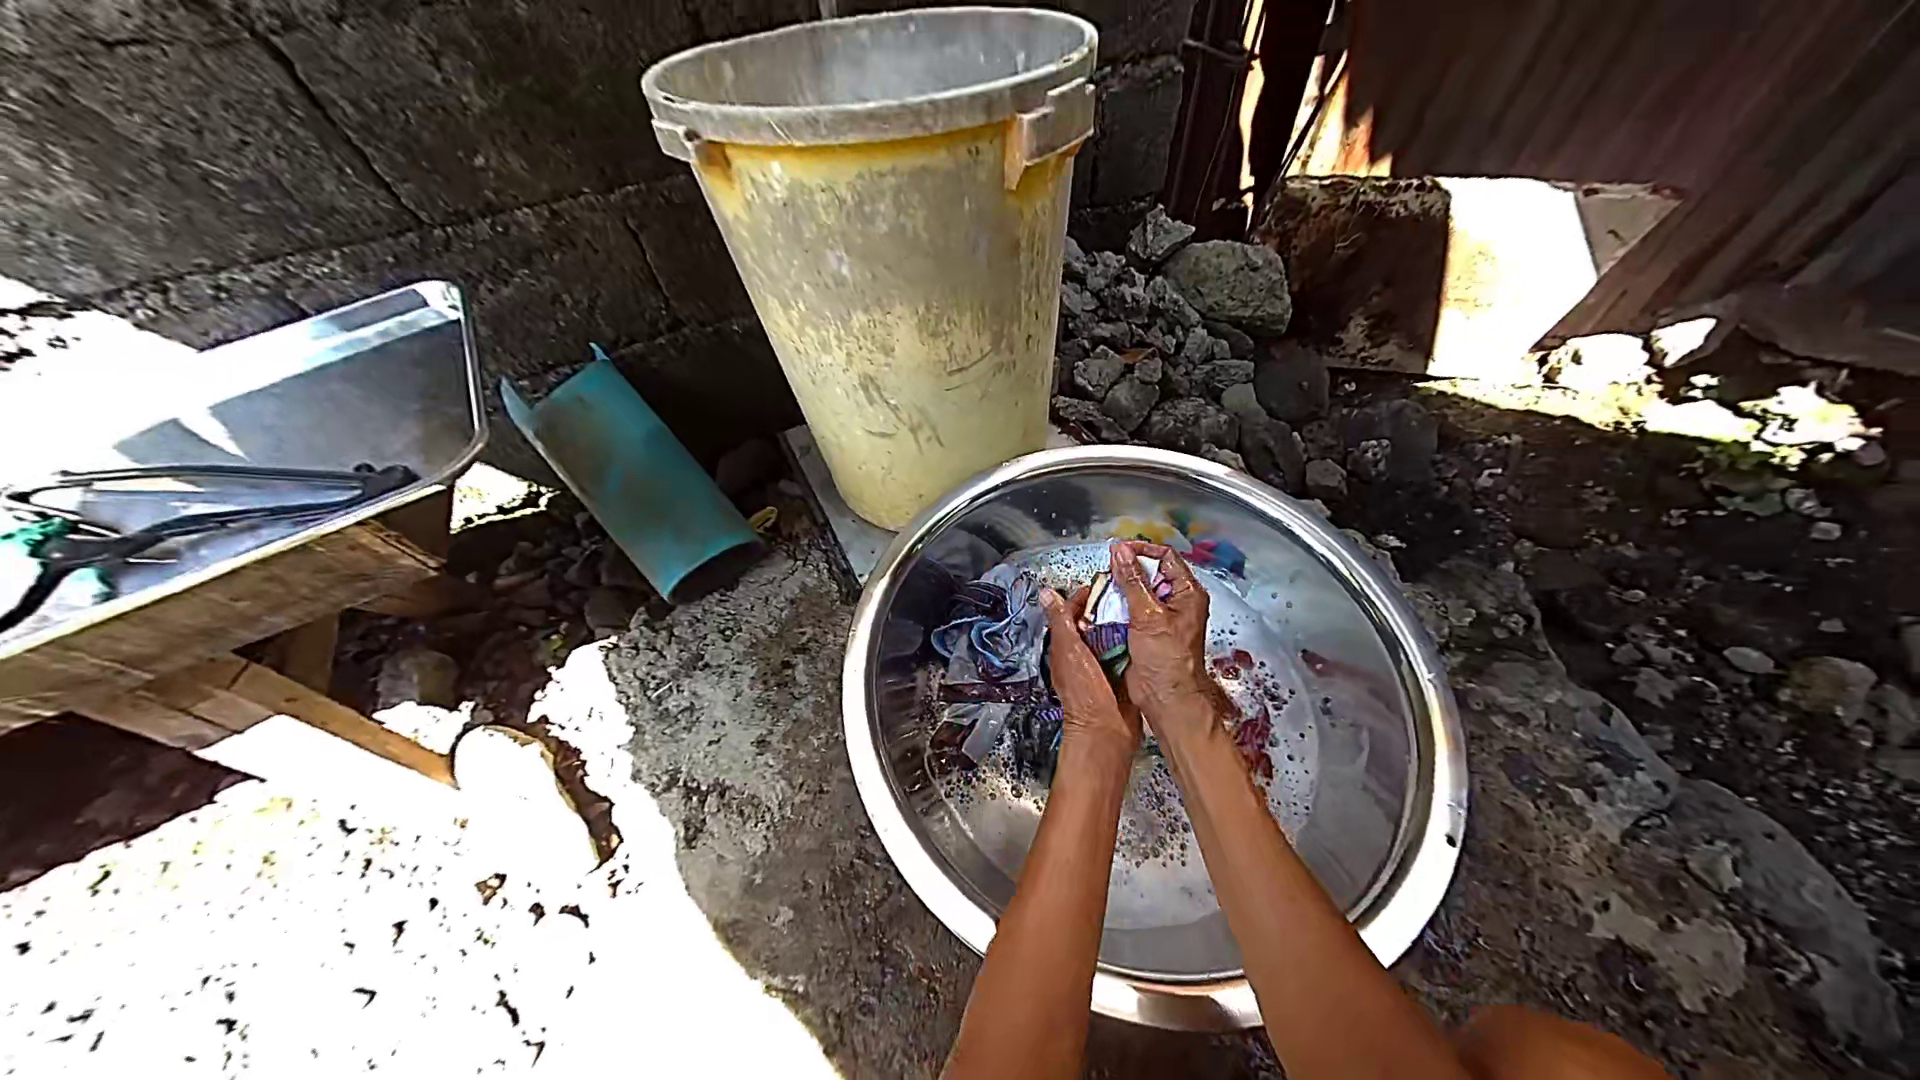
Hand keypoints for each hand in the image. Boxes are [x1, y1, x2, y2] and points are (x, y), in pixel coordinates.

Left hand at [1039, 585, 1141, 754]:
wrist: (1106, 730)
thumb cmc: (1084, 695)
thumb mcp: (1070, 651)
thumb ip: (1061, 622)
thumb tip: (1045, 594)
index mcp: (1065, 646)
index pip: (1072, 611)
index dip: (1084, 596)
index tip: (1102, 584)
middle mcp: (1082, 654)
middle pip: (1094, 621)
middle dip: (1107, 607)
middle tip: (1124, 594)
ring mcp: (1102, 664)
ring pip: (1111, 635)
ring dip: (1122, 623)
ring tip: (1136, 608)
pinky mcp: (1120, 674)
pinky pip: (1127, 651)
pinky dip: (1133, 642)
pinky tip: (1144, 634)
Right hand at [1110, 541, 1223, 741]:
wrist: (1165, 697)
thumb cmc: (1167, 660)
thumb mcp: (1148, 614)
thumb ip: (1132, 580)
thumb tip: (1120, 552)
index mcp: (1187, 593)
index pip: (1165, 557)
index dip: (1141, 550)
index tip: (1119, 550)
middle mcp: (1175, 602)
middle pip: (1148, 573)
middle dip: (1125, 571)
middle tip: (1107, 572)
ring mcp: (1159, 617)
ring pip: (1135, 592)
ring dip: (1117, 590)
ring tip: (1102, 590)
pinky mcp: (1145, 630)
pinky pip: (1127, 610)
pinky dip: (1114, 607)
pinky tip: (1101, 608)